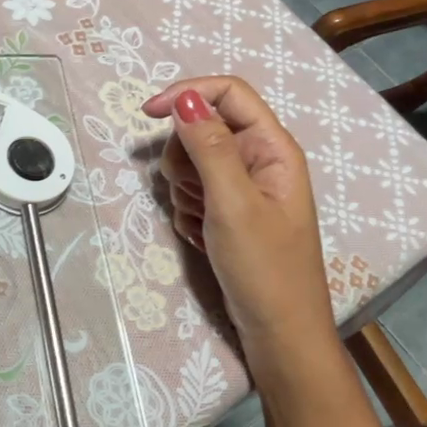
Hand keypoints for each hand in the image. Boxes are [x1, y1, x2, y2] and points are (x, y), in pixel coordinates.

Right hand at [142, 77, 332, 354]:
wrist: (278, 333)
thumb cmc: (264, 268)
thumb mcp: (233, 204)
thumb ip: (209, 146)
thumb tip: (186, 97)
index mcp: (273, 147)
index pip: (228, 93)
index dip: (187, 94)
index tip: (148, 114)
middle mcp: (259, 159)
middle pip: (201, 126)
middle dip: (183, 156)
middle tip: (193, 193)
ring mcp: (242, 186)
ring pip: (190, 160)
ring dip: (183, 188)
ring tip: (201, 221)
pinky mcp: (227, 210)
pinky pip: (190, 190)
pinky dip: (186, 209)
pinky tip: (200, 234)